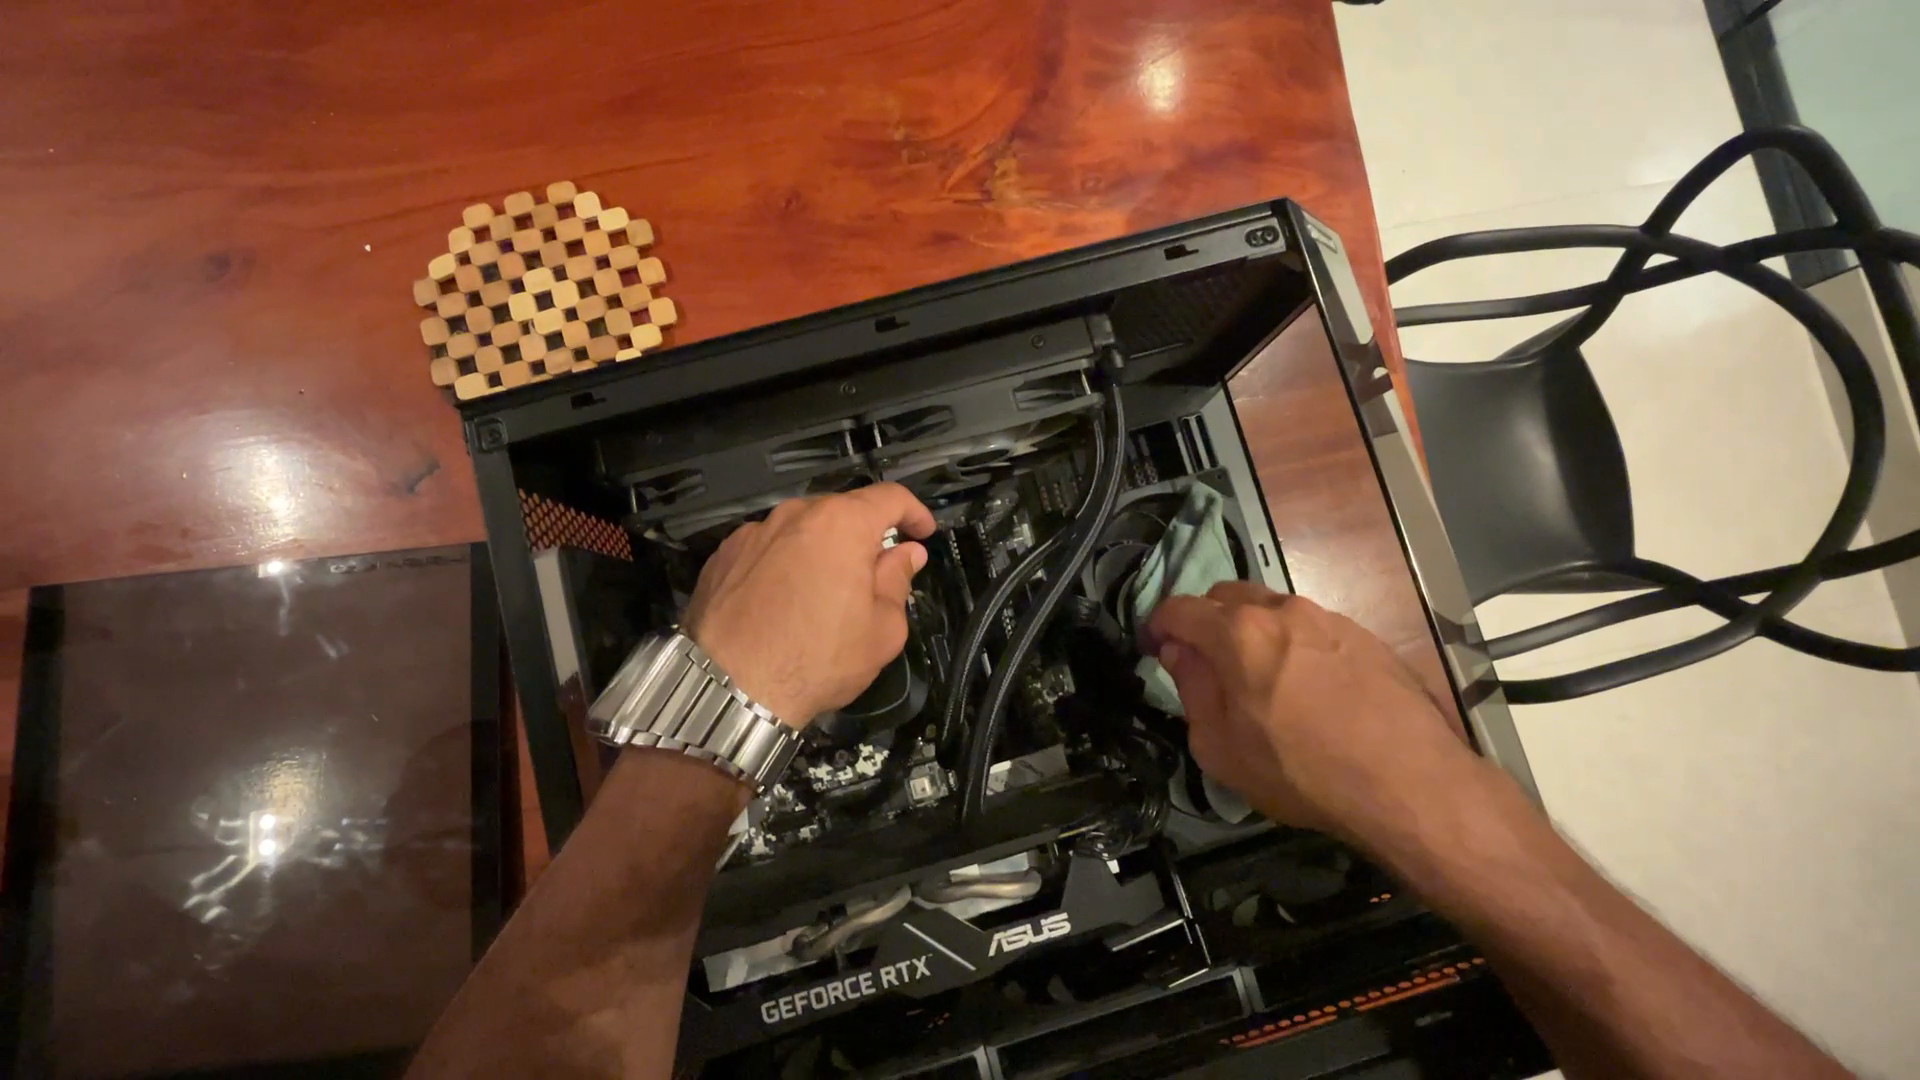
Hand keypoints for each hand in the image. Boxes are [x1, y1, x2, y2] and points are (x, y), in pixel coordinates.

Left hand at [682, 484, 935, 727]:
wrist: (728, 689)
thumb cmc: (818, 659)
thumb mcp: (882, 630)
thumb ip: (897, 581)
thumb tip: (905, 554)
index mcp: (842, 524)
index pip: (890, 497)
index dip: (914, 512)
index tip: (923, 532)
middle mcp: (794, 515)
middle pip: (841, 511)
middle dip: (864, 535)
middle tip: (876, 573)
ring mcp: (752, 533)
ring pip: (800, 530)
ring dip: (821, 550)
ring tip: (824, 593)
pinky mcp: (721, 557)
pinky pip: (766, 550)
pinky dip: (783, 564)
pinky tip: (783, 602)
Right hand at [1146, 583, 1481, 846]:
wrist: (1409, 783)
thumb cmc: (1299, 770)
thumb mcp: (1220, 746)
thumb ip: (1191, 690)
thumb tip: (1179, 654)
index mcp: (1236, 632)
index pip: (1178, 608)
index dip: (1157, 626)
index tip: (1155, 649)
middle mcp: (1280, 610)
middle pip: (1225, 596)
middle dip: (1205, 621)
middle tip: (1205, 662)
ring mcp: (1327, 617)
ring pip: (1271, 609)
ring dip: (1251, 631)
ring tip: (1260, 676)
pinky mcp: (1364, 635)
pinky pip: (1310, 627)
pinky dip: (1293, 644)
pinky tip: (1308, 687)